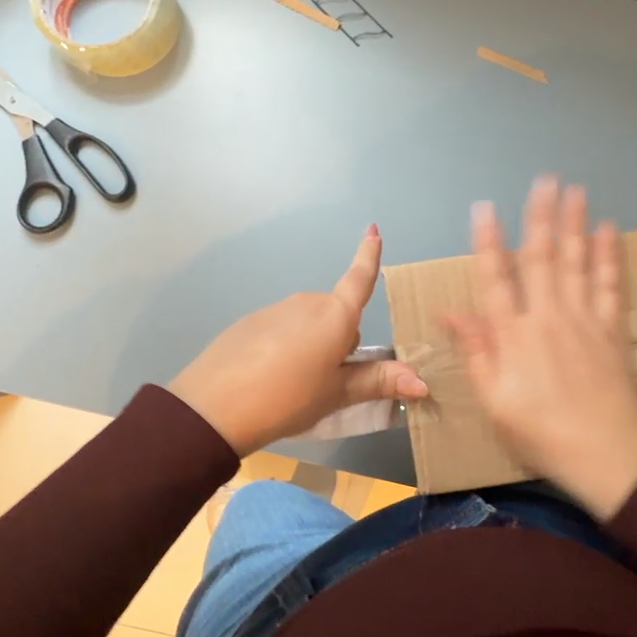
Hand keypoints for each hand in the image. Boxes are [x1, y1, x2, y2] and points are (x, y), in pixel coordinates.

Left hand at [169, 226, 428, 456]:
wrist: (214, 407)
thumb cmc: (288, 398)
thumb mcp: (338, 394)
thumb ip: (379, 382)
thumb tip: (423, 381)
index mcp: (335, 316)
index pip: (359, 278)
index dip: (369, 255)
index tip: (373, 229)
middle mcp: (308, 303)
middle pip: (337, 315)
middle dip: (340, 340)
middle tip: (328, 379)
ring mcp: (276, 310)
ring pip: (309, 323)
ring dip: (312, 344)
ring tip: (296, 384)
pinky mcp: (250, 322)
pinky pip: (282, 329)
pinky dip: (285, 347)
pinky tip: (269, 377)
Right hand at [445, 177, 636, 520]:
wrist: (608, 455)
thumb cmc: (542, 434)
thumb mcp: (495, 402)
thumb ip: (476, 352)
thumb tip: (450, 313)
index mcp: (514, 335)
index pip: (496, 279)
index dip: (488, 243)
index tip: (484, 208)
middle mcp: (548, 316)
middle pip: (542, 258)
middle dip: (540, 216)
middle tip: (543, 179)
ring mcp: (584, 319)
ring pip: (576, 261)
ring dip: (574, 223)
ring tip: (574, 190)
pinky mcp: (612, 329)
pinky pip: (610, 284)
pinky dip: (609, 255)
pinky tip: (609, 230)